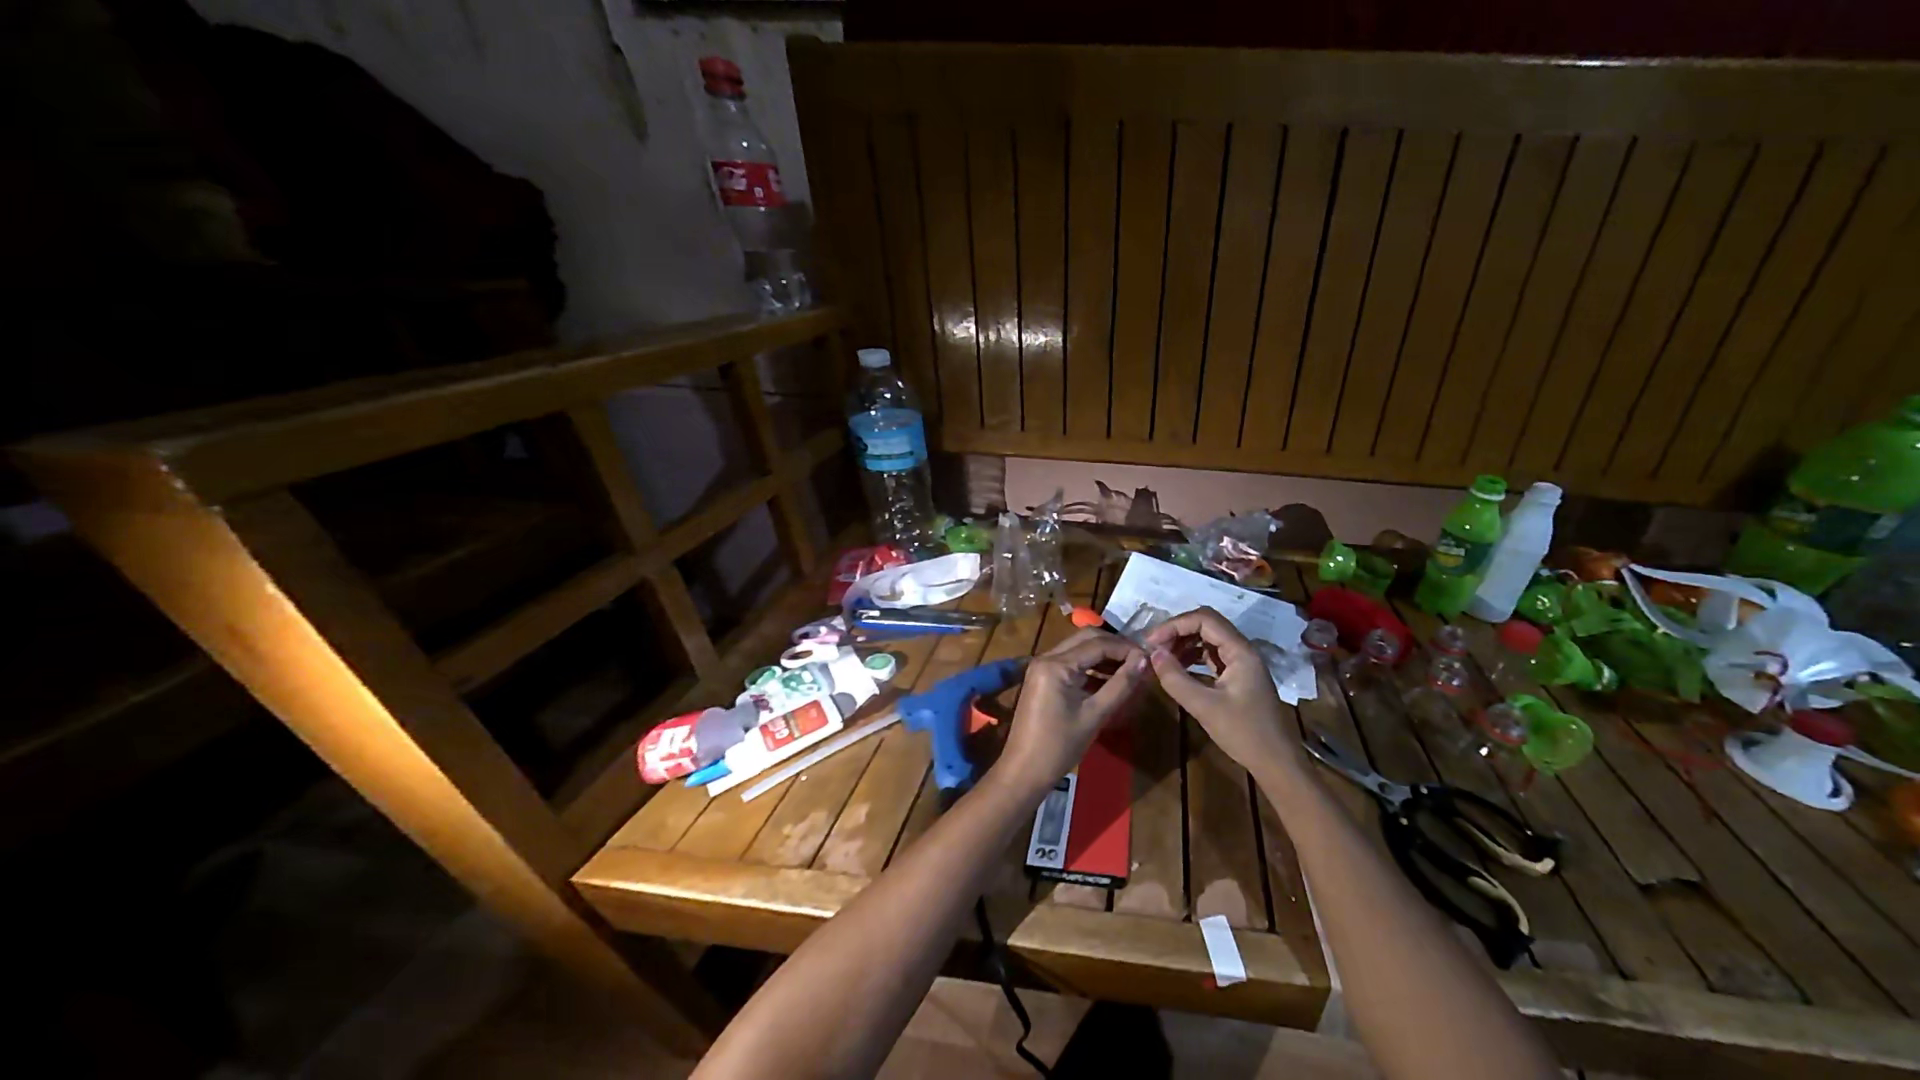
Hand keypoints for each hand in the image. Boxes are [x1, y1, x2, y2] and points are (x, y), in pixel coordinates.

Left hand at [997, 629, 1149, 793]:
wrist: (1025, 769)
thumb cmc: (1060, 745)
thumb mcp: (1095, 714)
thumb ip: (1120, 685)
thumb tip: (1143, 660)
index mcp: (1056, 664)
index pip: (1097, 644)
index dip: (1126, 648)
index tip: (1149, 658)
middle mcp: (1046, 657)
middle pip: (1086, 639)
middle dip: (1115, 647)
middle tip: (1140, 660)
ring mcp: (1042, 667)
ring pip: (1078, 649)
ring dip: (1103, 656)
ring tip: (1131, 670)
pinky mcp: (1042, 678)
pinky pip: (1070, 663)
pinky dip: (1090, 667)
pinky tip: (1110, 680)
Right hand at [1144, 608, 1304, 779]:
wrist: (1276, 762)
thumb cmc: (1244, 733)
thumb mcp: (1204, 707)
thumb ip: (1176, 679)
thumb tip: (1153, 654)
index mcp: (1241, 652)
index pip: (1204, 620)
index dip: (1174, 625)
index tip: (1151, 642)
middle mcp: (1243, 651)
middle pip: (1206, 624)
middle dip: (1177, 631)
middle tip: (1154, 648)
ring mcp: (1242, 663)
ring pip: (1208, 639)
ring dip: (1183, 643)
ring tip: (1161, 659)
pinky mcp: (1238, 676)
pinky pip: (1212, 655)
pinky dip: (1192, 657)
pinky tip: (1177, 669)